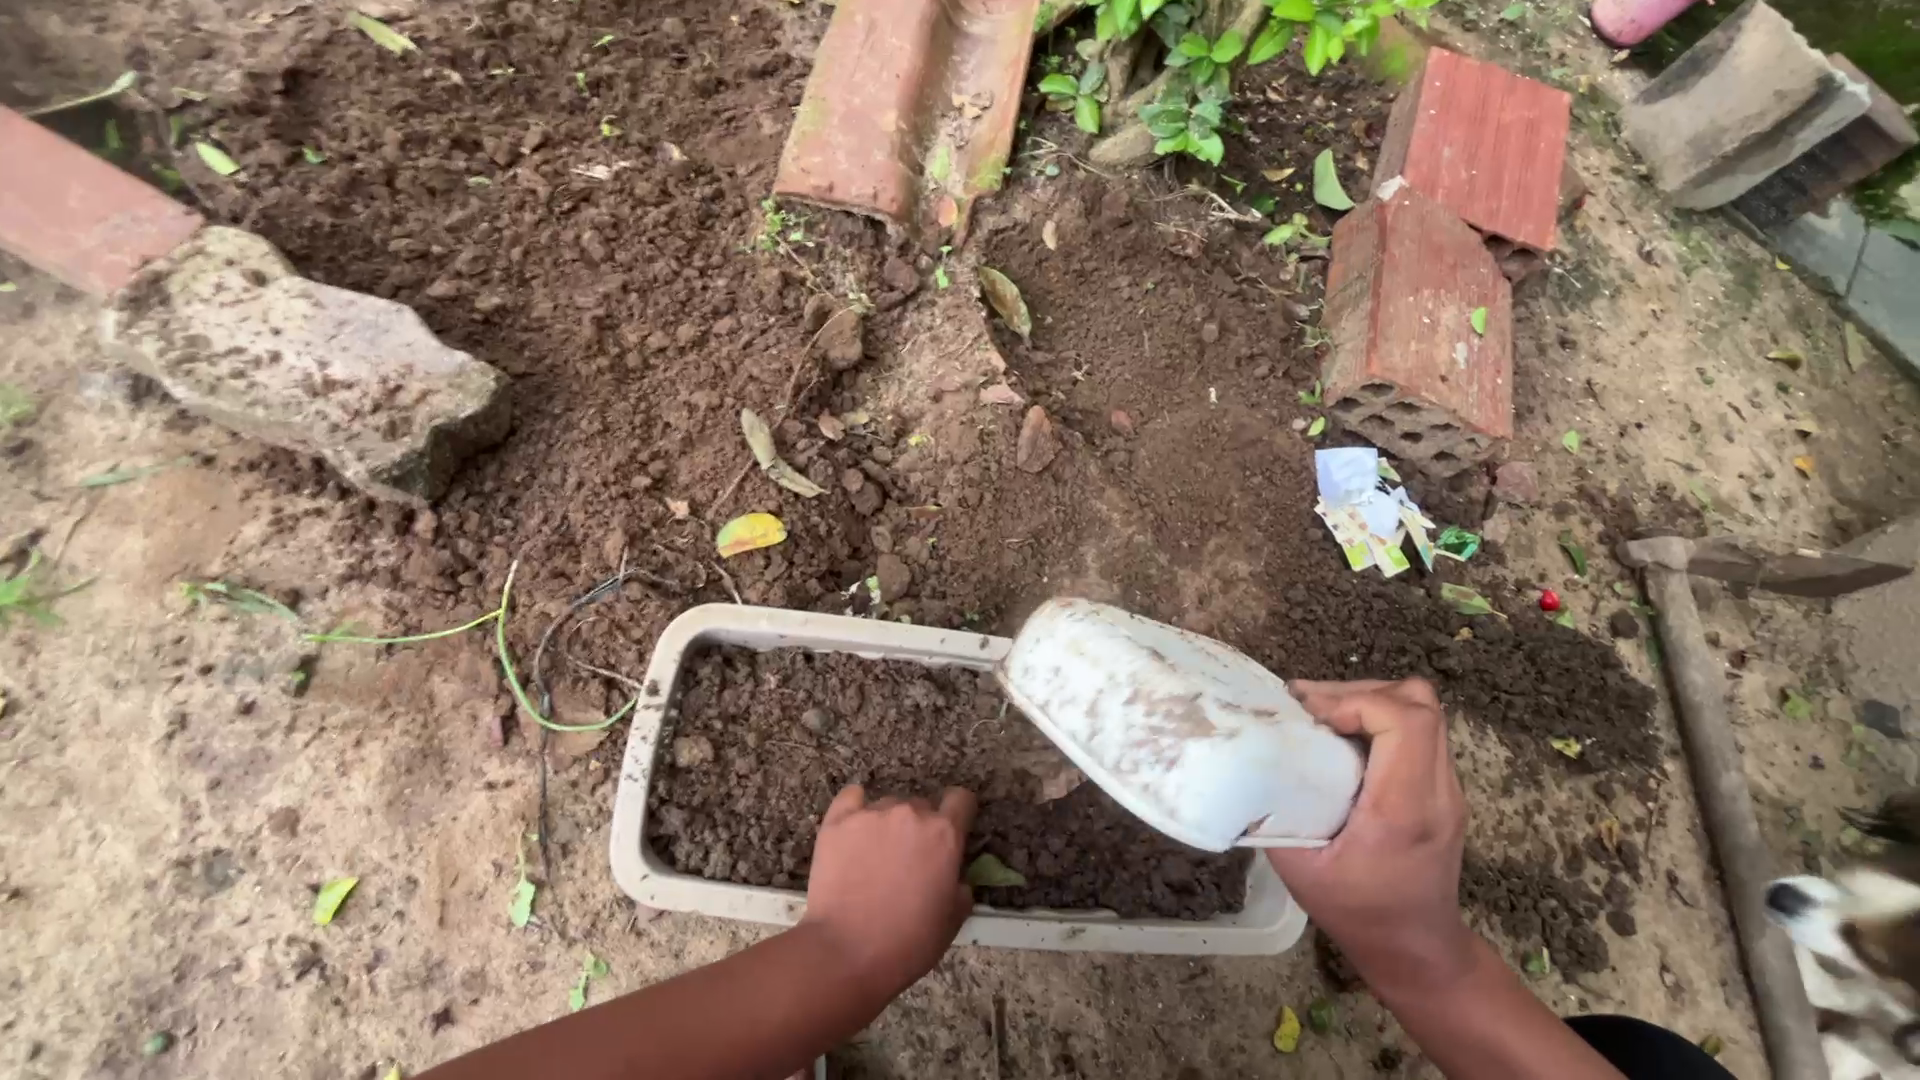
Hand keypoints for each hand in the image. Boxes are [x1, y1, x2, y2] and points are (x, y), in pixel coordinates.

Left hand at [799, 785, 975, 999]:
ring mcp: (872, 814)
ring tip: (873, 858)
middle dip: (920, 828)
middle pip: (922, 806)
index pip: (961, 799)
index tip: (953, 830)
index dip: (959, 813)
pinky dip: (855, 809)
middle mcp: (911, 813)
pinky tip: (852, 831)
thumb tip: (955, 878)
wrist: (844, 953)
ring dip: (888, 825)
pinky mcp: (837, 821)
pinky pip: (851, 798)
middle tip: (908, 862)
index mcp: (944, 834)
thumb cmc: (905, 943)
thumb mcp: (952, 922)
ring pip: (888, 806)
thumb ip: (960, 888)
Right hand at [1266, 679, 1472, 992]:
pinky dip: (1379, 717)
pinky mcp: (1442, 789)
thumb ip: (1273, 815)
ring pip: (1424, 708)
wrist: (1419, 951)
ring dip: (1370, 699)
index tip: (1310, 716)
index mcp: (1405, 808)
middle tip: (1308, 707)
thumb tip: (1242, 767)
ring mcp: (1448, 788)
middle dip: (1358, 691)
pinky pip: (1420, 729)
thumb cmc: (1358, 912)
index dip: (1355, 701)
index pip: (1405, 721)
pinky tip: (1341, 737)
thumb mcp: (1299, 869)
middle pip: (1419, 702)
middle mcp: (1438, 790)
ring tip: (1321, 715)